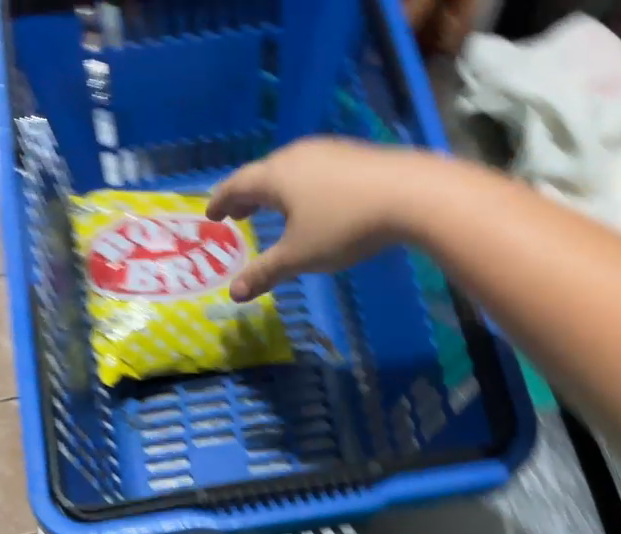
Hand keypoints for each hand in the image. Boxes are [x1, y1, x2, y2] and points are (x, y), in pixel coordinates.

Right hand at [205, 138, 429, 300]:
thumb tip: (234, 293)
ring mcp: (328, 151)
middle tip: (239, 213)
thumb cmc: (343, 226)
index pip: (237, 184)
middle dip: (248, 195)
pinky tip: (313, 202)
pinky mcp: (354, 156)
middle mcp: (297, 155)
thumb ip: (266, 272)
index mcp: (276, 176)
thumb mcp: (299, 256)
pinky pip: (314, 171)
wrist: (409, 194)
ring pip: (290, 170)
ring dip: (275, 191)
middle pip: (263, 174)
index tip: (211, 214)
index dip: (221, 201)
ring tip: (274, 209)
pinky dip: (301, 187)